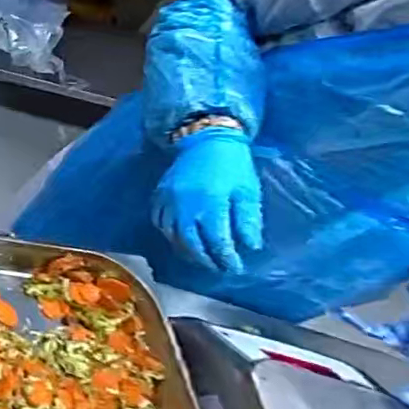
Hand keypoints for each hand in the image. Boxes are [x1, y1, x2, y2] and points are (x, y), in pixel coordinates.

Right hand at [152, 127, 263, 273]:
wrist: (206, 140)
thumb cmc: (234, 167)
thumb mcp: (248, 192)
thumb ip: (248, 220)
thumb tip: (250, 246)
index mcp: (212, 204)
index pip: (217, 240)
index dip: (226, 257)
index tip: (235, 268)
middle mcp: (186, 205)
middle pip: (190, 241)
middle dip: (204, 258)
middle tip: (217, 267)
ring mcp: (169, 200)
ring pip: (171, 233)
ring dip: (184, 249)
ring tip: (198, 256)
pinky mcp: (160, 194)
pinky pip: (158, 219)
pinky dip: (166, 232)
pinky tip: (177, 237)